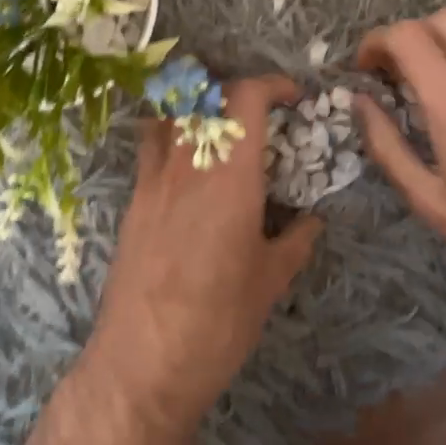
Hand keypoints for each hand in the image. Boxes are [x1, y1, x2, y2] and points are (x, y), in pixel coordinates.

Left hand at [32, 75, 323, 443]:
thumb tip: (311, 220)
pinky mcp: (134, 197)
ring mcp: (153, 176)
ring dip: (198, 103)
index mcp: (230, 174)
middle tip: (262, 114)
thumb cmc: (217, 320)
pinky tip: (186, 159)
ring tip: (221, 126)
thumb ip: (295, 242)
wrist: (143, 359)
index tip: (292, 97)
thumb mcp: (270, 282)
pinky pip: (151, 141)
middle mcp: (188, 162)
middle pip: (206, 94)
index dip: (271, 84)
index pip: (244, 97)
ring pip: (171, 110)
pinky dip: (170, 130)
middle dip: (238, 92)